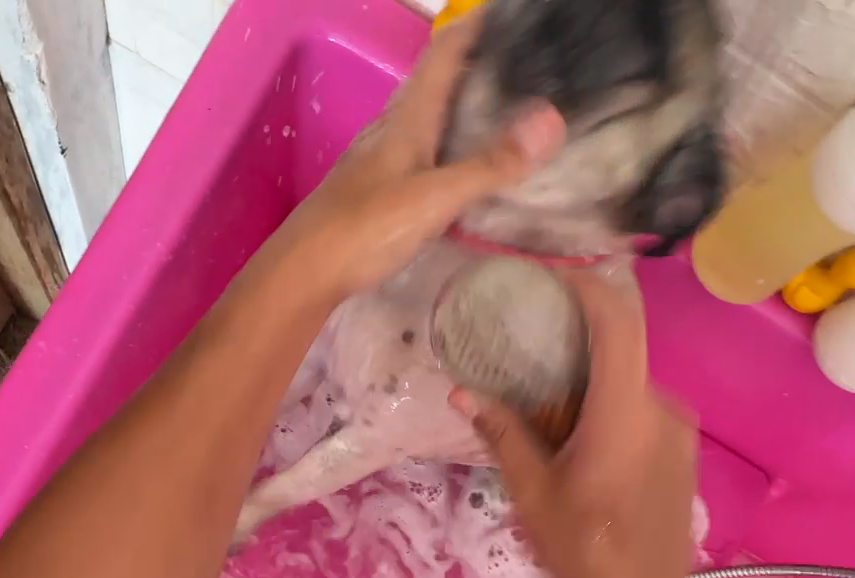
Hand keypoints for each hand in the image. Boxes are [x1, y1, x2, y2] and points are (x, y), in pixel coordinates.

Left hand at [267, 12, 563, 298]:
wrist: (303, 275)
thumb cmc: (363, 231)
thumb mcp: (432, 198)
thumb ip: (488, 165)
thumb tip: (551, 120)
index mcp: (406, 119)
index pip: (444, 52)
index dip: (477, 26)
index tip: (514, 19)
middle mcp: (390, 132)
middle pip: (437, 86)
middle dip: (477, 71)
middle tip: (526, 72)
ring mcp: (377, 164)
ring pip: (426, 125)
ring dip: (461, 115)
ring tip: (504, 119)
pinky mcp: (372, 196)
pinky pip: (419, 161)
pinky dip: (446, 155)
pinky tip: (460, 176)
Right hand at [453, 265, 699, 577]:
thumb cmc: (583, 549)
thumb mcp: (532, 492)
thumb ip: (503, 434)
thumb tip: (462, 393)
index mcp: (626, 411)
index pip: (617, 323)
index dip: (587, 288)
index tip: (549, 277)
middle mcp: (662, 407)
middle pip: (620, 352)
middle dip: (573, 343)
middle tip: (524, 347)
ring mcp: (678, 431)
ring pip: (628, 384)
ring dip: (587, 380)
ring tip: (540, 399)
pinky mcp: (680, 453)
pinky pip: (639, 410)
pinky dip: (605, 406)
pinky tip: (573, 438)